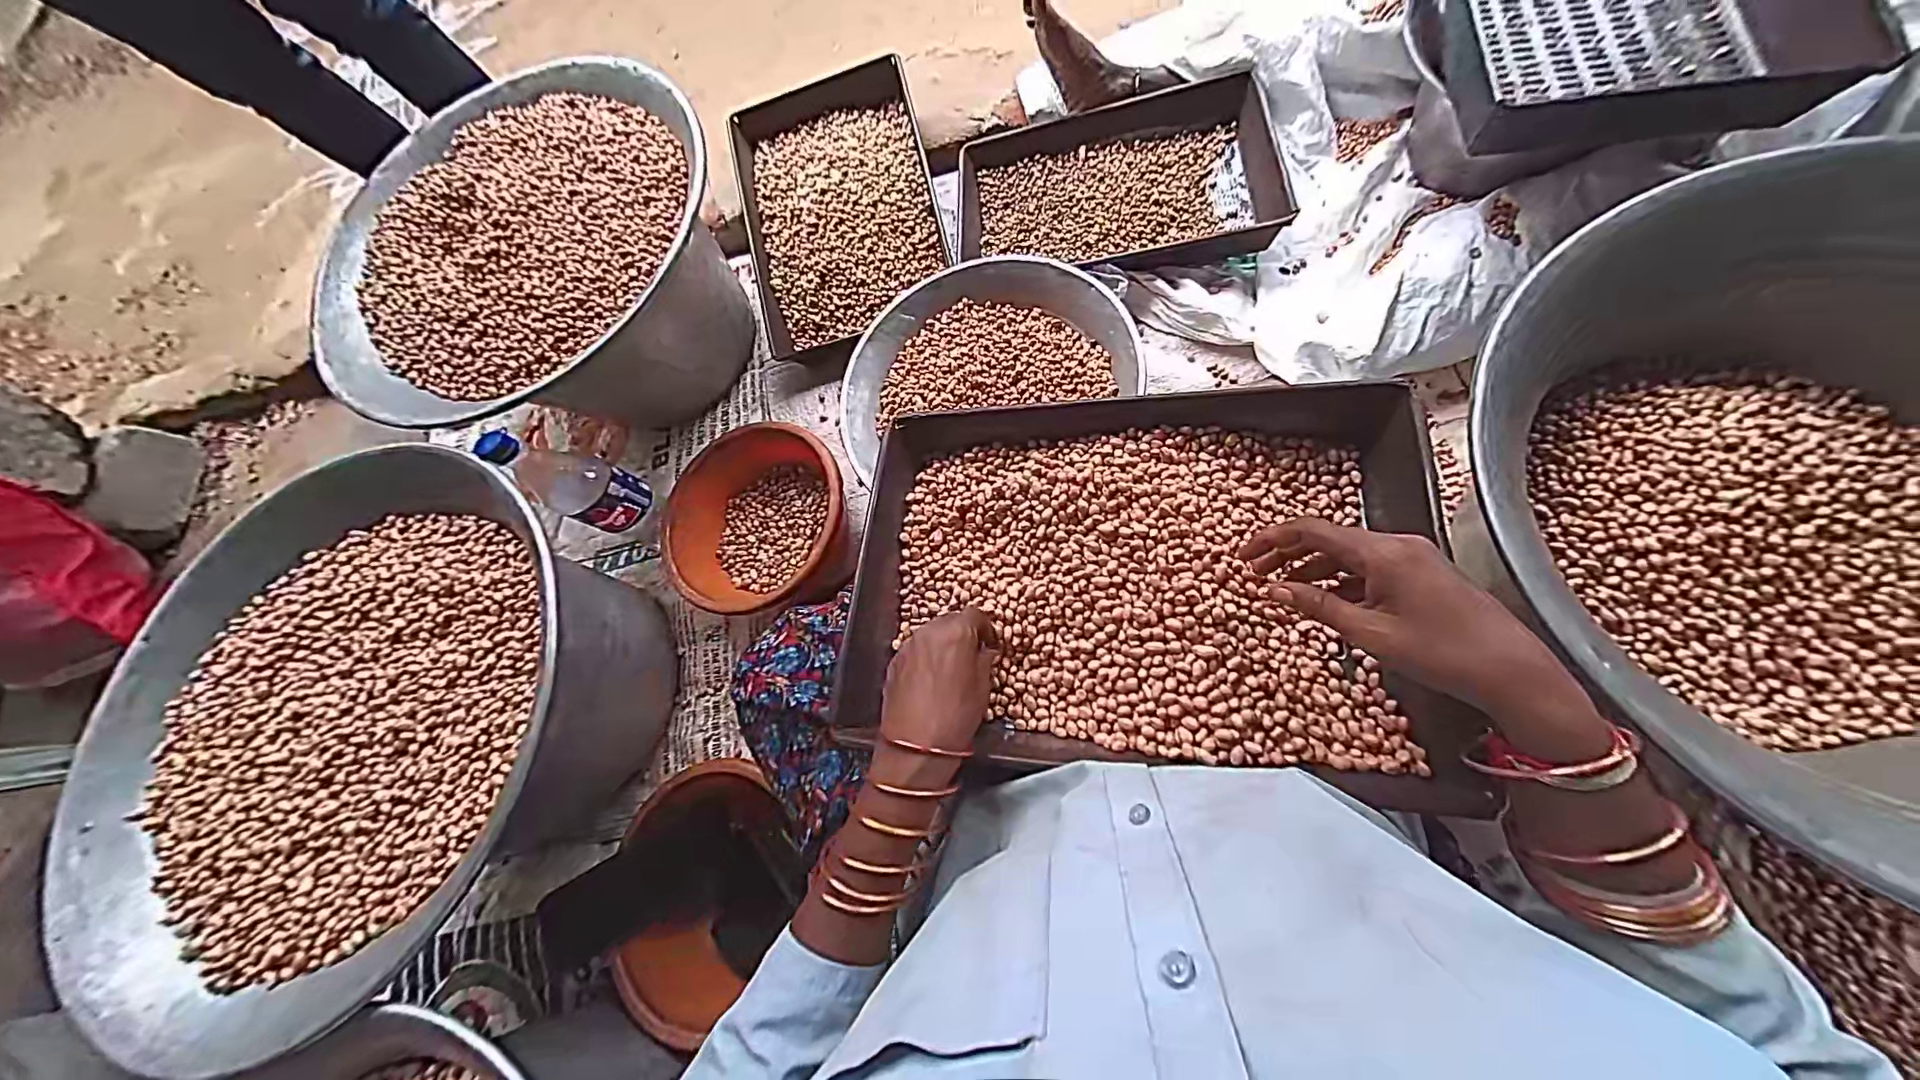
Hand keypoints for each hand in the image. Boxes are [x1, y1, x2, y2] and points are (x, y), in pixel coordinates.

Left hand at [880, 608, 999, 755]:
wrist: (915, 746)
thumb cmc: (954, 717)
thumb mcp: (982, 687)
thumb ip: (985, 659)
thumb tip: (985, 651)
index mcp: (956, 632)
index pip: (975, 615)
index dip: (986, 628)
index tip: (990, 643)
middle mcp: (929, 632)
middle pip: (951, 620)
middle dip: (963, 634)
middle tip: (973, 654)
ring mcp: (908, 646)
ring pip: (931, 634)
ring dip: (943, 644)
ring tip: (952, 668)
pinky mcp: (895, 662)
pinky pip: (916, 650)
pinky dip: (926, 657)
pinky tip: (932, 679)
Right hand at [1238, 518, 1590, 725]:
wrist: (1513, 671)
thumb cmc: (1443, 653)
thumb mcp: (1370, 632)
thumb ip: (1317, 607)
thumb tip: (1274, 591)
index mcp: (1383, 553)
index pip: (1312, 530)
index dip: (1272, 540)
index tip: (1245, 555)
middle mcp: (1397, 545)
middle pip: (1327, 539)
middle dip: (1287, 554)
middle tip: (1255, 573)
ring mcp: (1411, 558)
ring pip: (1346, 554)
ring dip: (1310, 568)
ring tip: (1281, 588)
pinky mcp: (1419, 574)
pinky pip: (1367, 568)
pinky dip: (1338, 580)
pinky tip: (1322, 599)